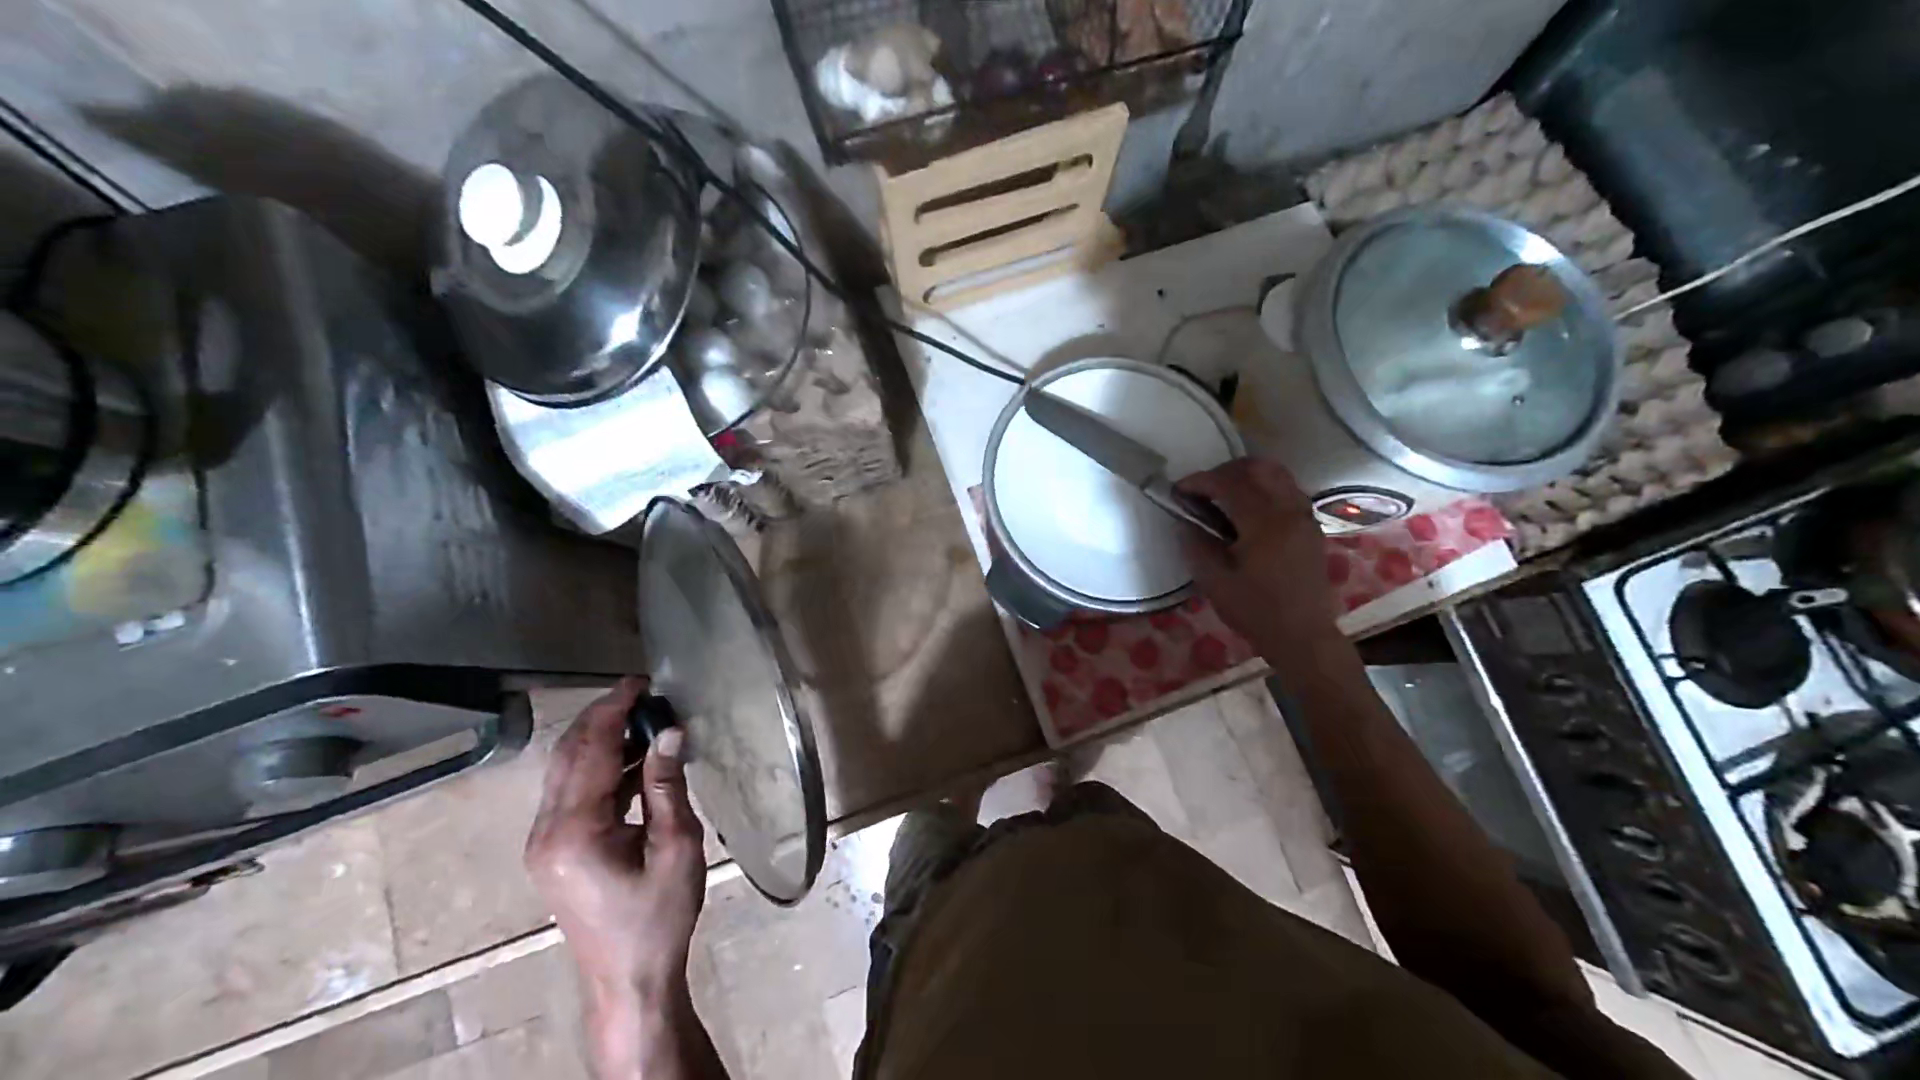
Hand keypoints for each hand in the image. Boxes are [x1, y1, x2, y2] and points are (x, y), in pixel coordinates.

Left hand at [526, 678, 705, 1007]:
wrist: (629, 978)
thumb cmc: (659, 916)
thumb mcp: (676, 847)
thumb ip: (667, 785)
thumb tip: (669, 731)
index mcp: (573, 831)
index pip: (591, 750)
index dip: (614, 709)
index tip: (642, 681)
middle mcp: (546, 830)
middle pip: (568, 753)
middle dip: (602, 715)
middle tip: (643, 692)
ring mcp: (544, 841)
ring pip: (566, 770)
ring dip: (601, 738)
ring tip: (644, 718)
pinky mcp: (555, 849)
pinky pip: (573, 791)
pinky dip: (601, 766)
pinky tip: (636, 757)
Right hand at [1176, 458, 1340, 653]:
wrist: (1303, 635)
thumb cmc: (1255, 611)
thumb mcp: (1214, 581)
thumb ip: (1196, 545)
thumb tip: (1185, 522)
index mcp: (1264, 523)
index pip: (1228, 483)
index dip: (1199, 481)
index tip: (1178, 491)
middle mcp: (1289, 510)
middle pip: (1257, 467)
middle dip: (1224, 471)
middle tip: (1201, 490)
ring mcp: (1304, 516)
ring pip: (1276, 474)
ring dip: (1246, 476)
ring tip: (1222, 496)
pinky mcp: (1310, 526)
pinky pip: (1286, 490)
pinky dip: (1263, 488)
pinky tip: (1246, 510)